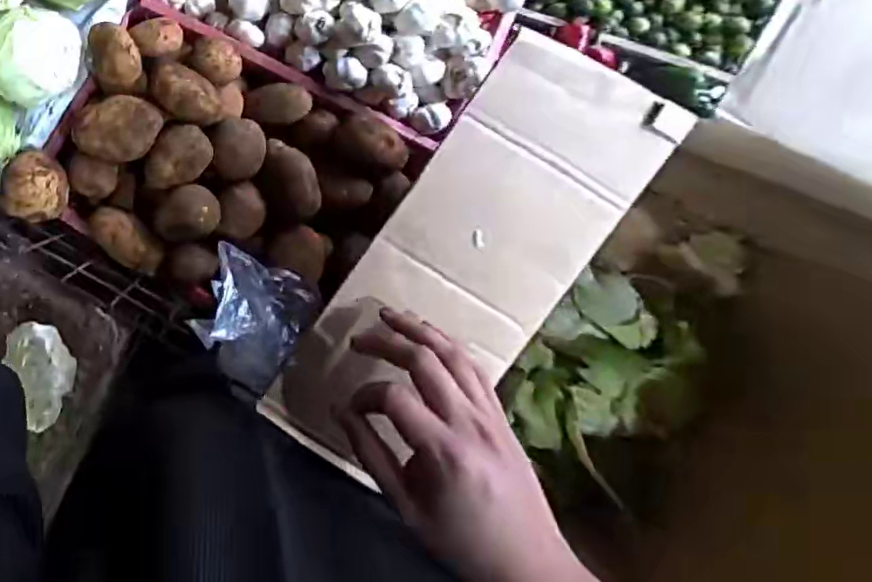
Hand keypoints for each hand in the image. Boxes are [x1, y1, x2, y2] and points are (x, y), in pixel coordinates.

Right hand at [336, 307, 594, 581]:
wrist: (532, 567)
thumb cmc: (463, 542)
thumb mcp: (407, 507)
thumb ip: (370, 454)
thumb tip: (339, 410)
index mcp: (445, 451)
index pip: (394, 397)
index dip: (364, 395)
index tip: (351, 407)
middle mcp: (471, 424)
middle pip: (424, 360)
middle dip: (385, 341)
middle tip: (358, 340)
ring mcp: (492, 416)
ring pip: (454, 354)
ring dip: (419, 328)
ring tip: (391, 315)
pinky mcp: (503, 417)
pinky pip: (475, 368)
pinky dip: (448, 345)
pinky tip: (430, 337)